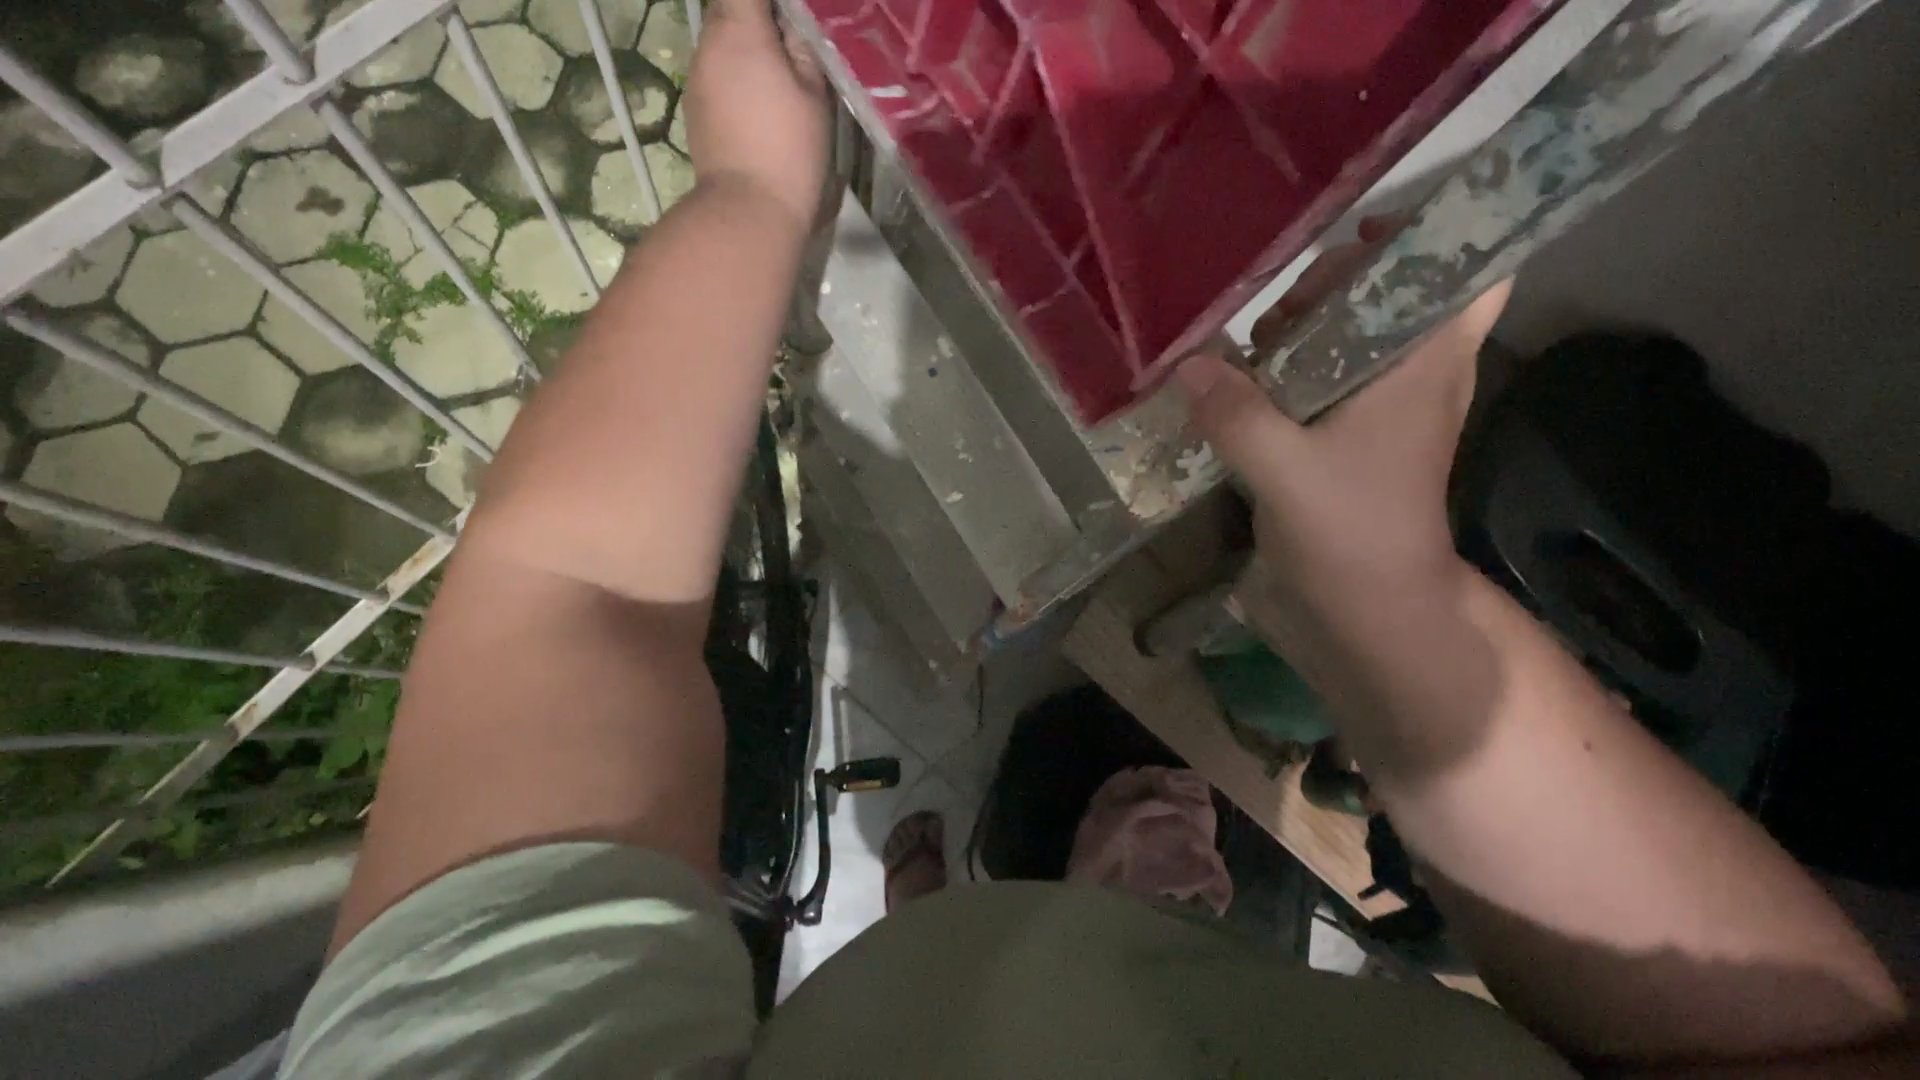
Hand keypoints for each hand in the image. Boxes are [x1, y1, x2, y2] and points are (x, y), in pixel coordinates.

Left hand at [684, 0, 829, 234]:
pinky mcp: (693, 108)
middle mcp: (708, 45)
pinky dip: (734, 75)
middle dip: (756, 17)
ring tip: (777, 77)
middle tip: (791, 43)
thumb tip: (793, 27)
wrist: (749, 209)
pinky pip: (714, 73)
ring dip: (744, 48)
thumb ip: (804, 49)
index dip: (770, 1)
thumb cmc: (791, 150)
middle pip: (728, 9)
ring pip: (719, 42)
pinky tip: (757, 105)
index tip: (790, 15)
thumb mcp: (815, 95)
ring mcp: (695, 78)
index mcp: (740, 32)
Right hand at [1176, 227, 1510, 610]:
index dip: (1435, 234)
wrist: (1374, 608)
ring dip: (1312, 324)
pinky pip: (1336, 372)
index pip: (1474, 272)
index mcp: (1426, 365)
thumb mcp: (1284, 471)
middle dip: (1340, 281)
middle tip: (1281, 304)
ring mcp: (1391, 404)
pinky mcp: (1360, 434)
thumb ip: (1235, 414)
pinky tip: (1251, 378)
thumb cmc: (1351, 532)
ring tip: (1257, 344)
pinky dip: (1299, 363)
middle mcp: (1419, 373)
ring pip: (1363, 331)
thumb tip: (1187, 364)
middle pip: (1398, 291)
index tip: (1363, 226)